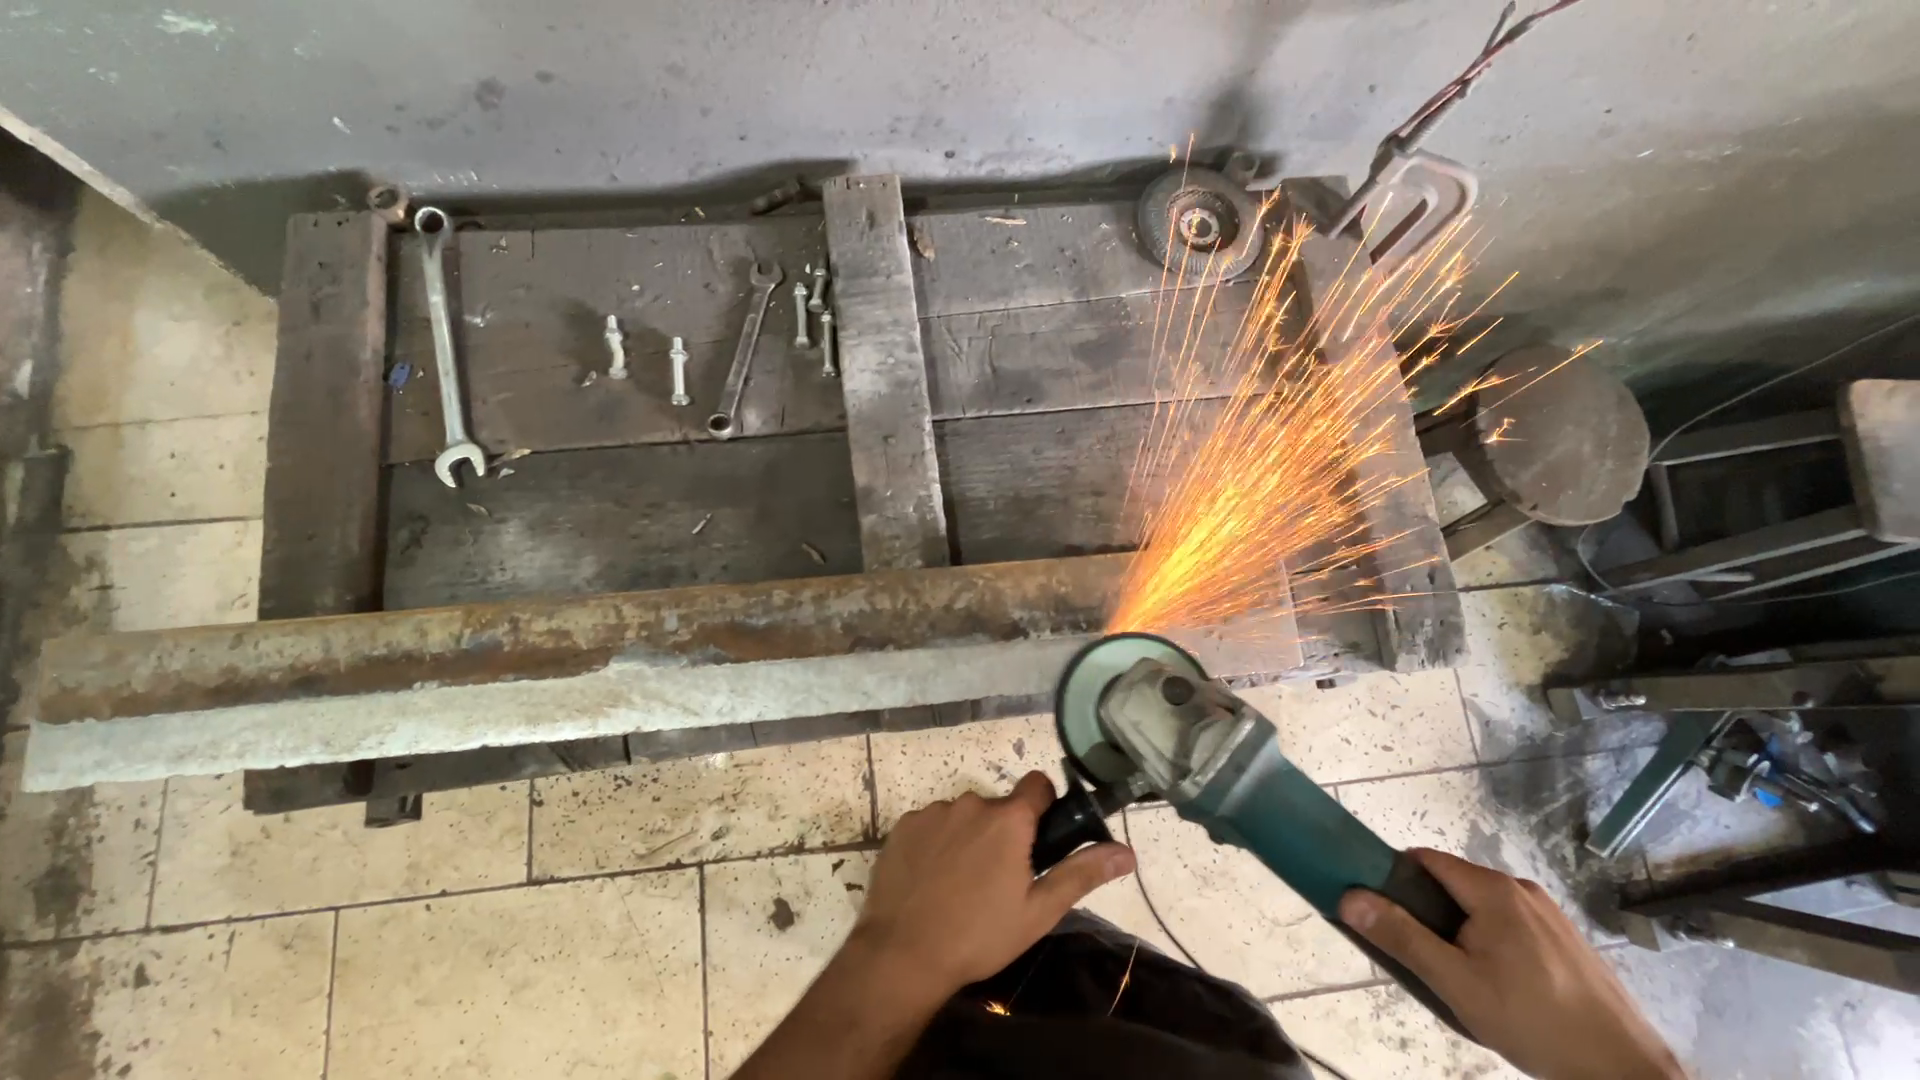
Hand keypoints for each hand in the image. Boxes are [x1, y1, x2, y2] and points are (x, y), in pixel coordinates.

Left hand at [851, 771, 1136, 994]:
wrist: (902, 954)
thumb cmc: (979, 935)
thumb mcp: (1038, 911)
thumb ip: (1081, 873)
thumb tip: (1128, 851)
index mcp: (1008, 819)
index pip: (1038, 785)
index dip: (1044, 807)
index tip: (1040, 840)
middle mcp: (970, 803)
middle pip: (999, 807)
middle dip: (1004, 833)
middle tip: (1000, 879)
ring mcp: (932, 812)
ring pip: (963, 816)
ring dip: (969, 838)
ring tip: (962, 885)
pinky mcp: (903, 826)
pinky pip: (931, 825)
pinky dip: (937, 844)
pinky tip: (931, 881)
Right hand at [1339, 849, 1682, 1079]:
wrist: (1623, 1071)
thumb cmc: (1532, 1020)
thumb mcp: (1455, 983)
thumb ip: (1401, 937)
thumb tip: (1349, 897)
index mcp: (1492, 889)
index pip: (1425, 859)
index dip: (1395, 878)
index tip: (1382, 912)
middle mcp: (1521, 889)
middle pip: (1452, 882)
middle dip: (1426, 910)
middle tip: (1420, 954)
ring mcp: (1549, 913)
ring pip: (1481, 905)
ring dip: (1458, 928)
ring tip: (1459, 975)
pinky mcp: (1566, 938)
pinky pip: (1510, 924)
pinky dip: (1490, 940)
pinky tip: (1499, 984)